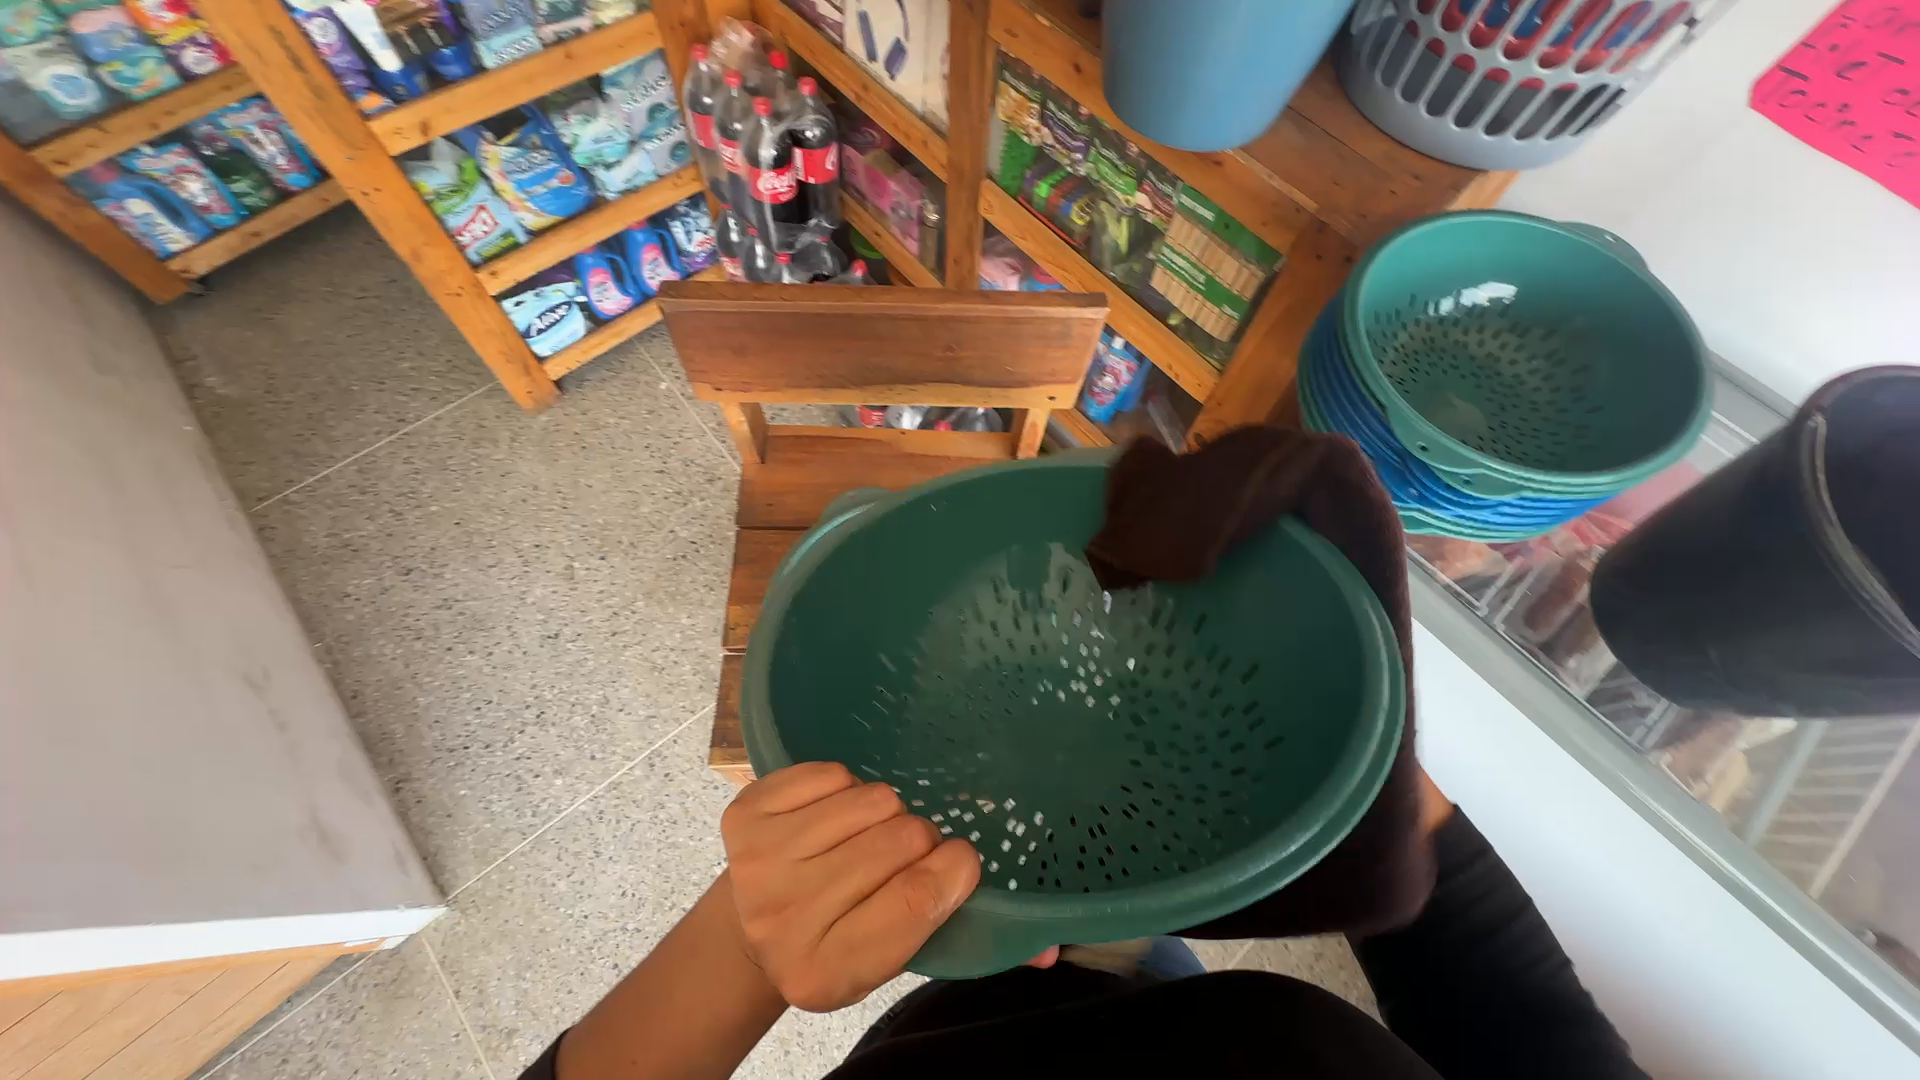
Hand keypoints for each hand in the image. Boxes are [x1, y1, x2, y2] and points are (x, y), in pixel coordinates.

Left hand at [721, 762, 980, 1011]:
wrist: (746, 929)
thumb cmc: (831, 941)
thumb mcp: (879, 958)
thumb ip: (923, 915)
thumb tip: (959, 860)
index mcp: (823, 974)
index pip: (915, 901)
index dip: (954, 869)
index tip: (963, 857)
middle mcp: (784, 917)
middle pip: (900, 840)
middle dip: (920, 838)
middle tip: (904, 852)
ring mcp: (759, 861)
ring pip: (873, 798)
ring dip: (884, 811)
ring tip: (865, 834)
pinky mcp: (745, 814)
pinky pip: (833, 773)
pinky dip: (847, 787)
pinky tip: (832, 816)